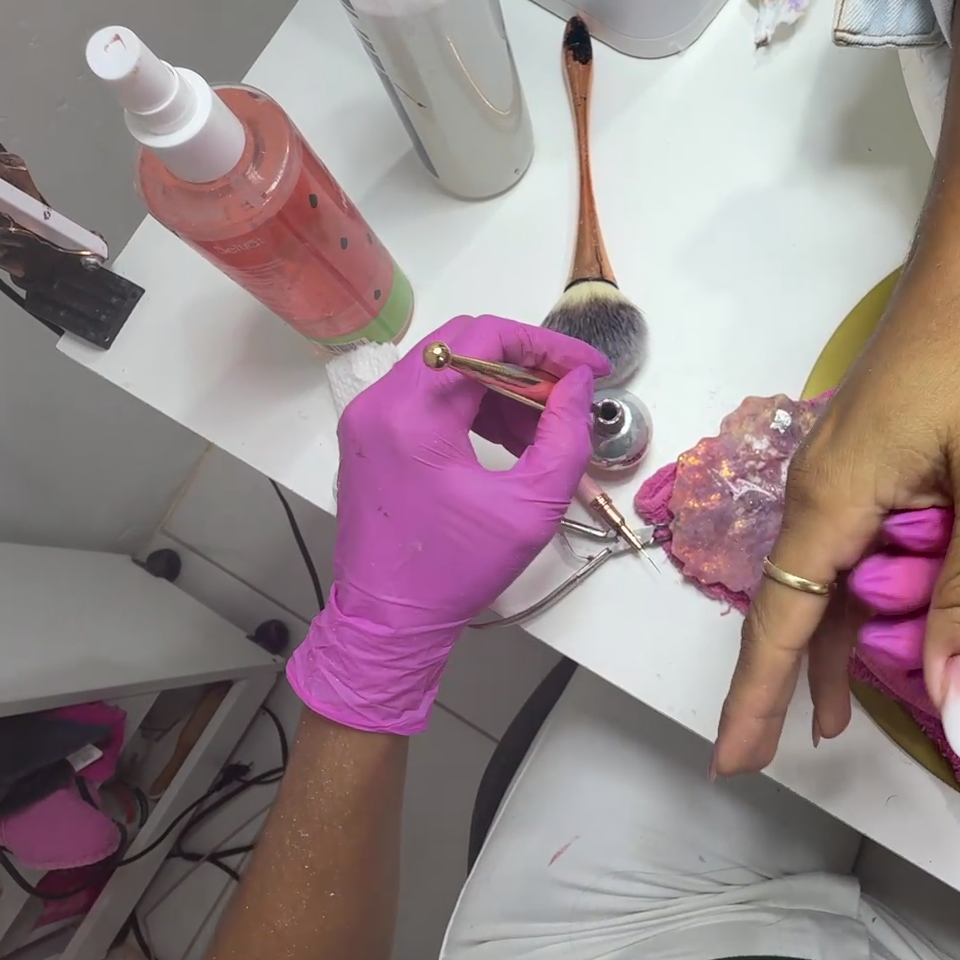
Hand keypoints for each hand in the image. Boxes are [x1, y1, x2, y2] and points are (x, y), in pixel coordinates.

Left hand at [286, 315, 608, 734]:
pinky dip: (475, 406)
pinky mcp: (372, 436)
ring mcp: (370, 418)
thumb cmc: (457, 571)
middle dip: (527, 364)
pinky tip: (510, 441)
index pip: (484, 336)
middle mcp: (381, 402)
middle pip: (465, 344)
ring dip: (503, 388)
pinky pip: (431, 397)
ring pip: (449, 369)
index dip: (547, 345)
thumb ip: (565, 437)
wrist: (388, 622)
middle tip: (567, 397)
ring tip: (543, 431)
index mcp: (412, 414)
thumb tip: (577, 384)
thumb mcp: (530, 507)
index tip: (590, 370)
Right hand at [712, 258, 959, 774]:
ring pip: (827, 578)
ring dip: (831, 646)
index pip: (780, 621)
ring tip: (834, 718)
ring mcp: (847, 469)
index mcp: (834, 501)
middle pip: (793, 604)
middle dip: (786, 682)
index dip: (756, 698)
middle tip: (781, 756)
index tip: (730, 763)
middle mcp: (822, 490)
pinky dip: (868, 598)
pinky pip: (856, 545)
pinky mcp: (876, 454)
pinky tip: (891, 620)